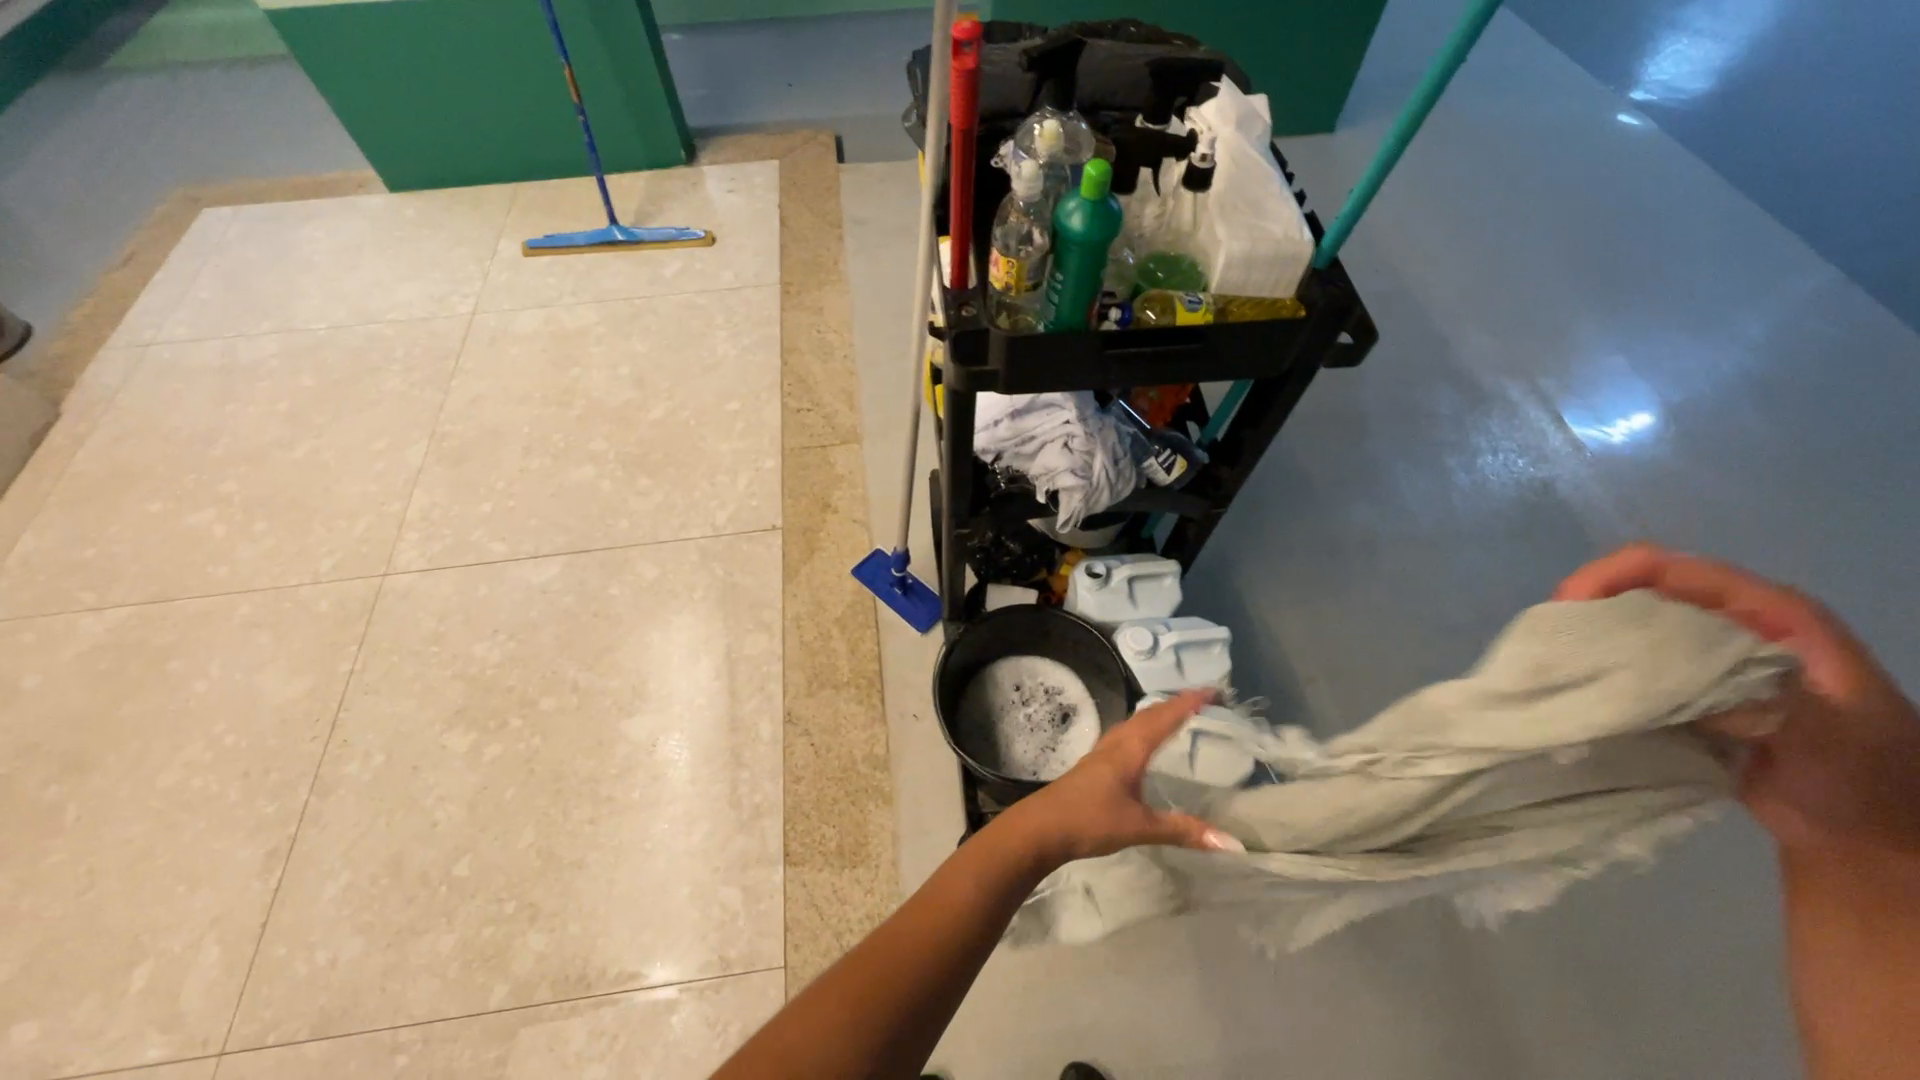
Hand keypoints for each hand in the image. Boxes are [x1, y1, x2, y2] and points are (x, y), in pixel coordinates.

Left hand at [1001, 689, 1245, 868]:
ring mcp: (1101, 752)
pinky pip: (1124, 735)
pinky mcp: (1093, 765)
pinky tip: (1142, 743)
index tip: (1215, 692)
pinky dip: (1142, 729)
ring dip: (1157, 714)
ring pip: (1134, 723)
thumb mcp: (1140, 827)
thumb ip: (1183, 831)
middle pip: (1149, 714)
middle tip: (1203, 700)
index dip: (1190, 703)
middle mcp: (1116, 743)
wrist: (1040, 828)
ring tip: (1177, 714)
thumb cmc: (1089, 820)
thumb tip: (1231, 843)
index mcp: (1130, 749)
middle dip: (1176, 704)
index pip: (1165, 717)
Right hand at [1555, 544, 1919, 858]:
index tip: (1564, 608)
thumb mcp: (1829, 737)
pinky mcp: (1691, 694)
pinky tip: (1581, 697)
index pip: (1675, 570)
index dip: (1612, 576)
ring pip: (1634, 633)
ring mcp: (1710, 661)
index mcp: (1772, 614)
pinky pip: (1636, 673)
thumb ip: (1765, 703)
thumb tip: (1684, 686)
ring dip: (1592, 646)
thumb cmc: (1865, 779)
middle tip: (1551, 644)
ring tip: (1556, 670)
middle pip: (1644, 593)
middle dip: (1591, 610)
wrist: (1870, 836)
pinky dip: (1603, 680)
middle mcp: (1734, 626)